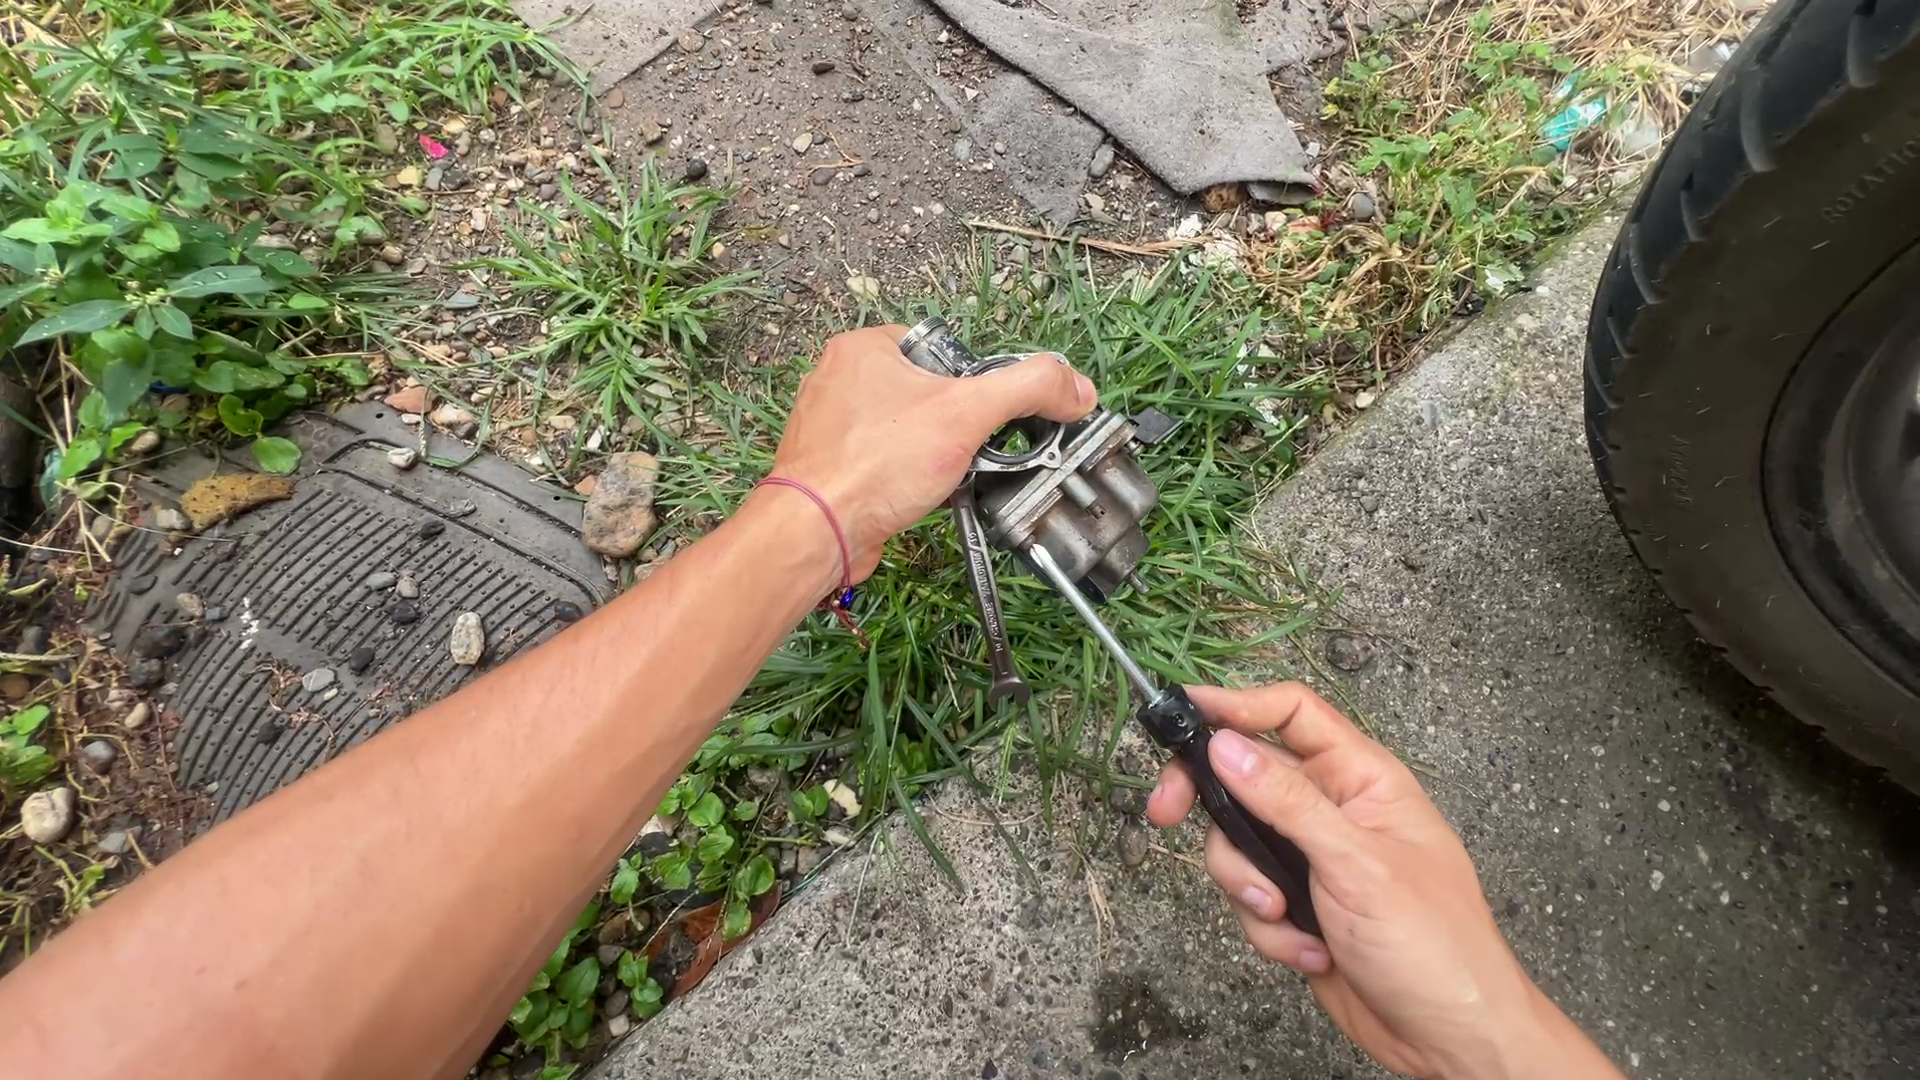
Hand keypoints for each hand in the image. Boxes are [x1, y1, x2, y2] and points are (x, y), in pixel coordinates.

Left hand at [770, 324, 1095, 577]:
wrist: (817, 533)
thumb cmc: (877, 465)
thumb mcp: (966, 413)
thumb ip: (1027, 389)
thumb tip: (1077, 387)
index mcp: (865, 347)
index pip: (941, 349)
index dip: (971, 383)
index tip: (980, 415)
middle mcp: (839, 378)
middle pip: (925, 391)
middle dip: (952, 424)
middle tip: (965, 448)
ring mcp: (829, 424)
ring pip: (904, 430)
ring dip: (931, 453)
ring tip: (938, 474)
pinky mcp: (829, 465)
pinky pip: (882, 461)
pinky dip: (904, 476)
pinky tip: (913, 493)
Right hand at [1148, 684, 1620, 1079]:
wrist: (1452, 1047)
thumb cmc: (1436, 946)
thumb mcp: (1357, 864)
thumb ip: (1286, 801)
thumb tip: (1223, 745)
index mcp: (1358, 777)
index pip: (1290, 712)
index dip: (1236, 704)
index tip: (1184, 712)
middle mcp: (1327, 806)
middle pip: (1242, 771)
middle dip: (1204, 797)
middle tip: (1165, 811)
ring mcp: (1306, 853)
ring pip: (1235, 838)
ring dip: (1246, 881)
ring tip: (1282, 914)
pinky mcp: (1290, 898)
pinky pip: (1246, 891)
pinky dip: (1266, 925)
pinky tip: (1310, 950)